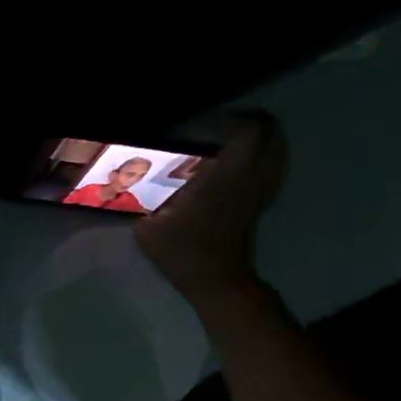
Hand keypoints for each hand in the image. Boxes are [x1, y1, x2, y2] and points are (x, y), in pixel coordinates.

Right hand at [135, 112, 288, 305]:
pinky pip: (272, 168)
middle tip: (217, 125)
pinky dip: (259, 158)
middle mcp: (251, 177)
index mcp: (227, 176)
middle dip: (248, 121)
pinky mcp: (261, 202)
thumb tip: (123, 183)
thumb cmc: (185, 253)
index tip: (200, 122)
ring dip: (257, 139)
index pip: (249, 129)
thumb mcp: (150, 227)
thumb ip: (139, 201)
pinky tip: (233, 166)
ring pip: (277, 149)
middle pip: (271, 132)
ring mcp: (261, 190)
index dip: (229, 117)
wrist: (218, 283)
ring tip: (226, 141)